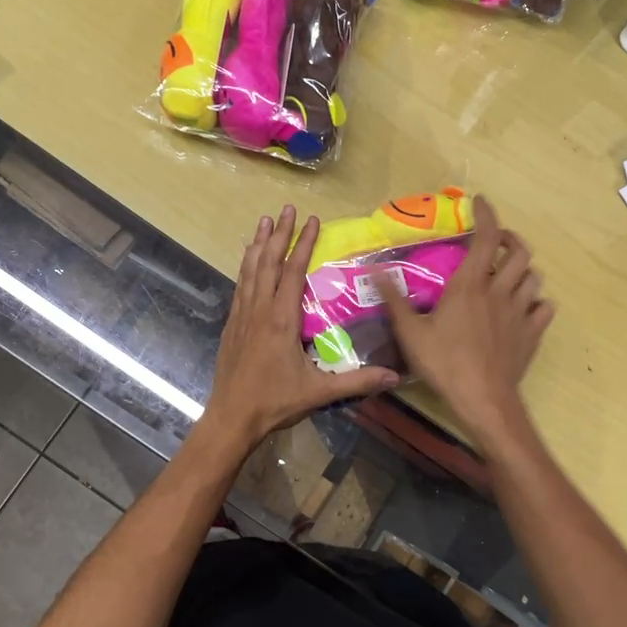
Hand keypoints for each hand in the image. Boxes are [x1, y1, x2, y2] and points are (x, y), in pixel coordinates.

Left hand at [201, 207, 399, 450]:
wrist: (231, 417)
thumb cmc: (274, 402)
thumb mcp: (319, 392)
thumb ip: (357, 381)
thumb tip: (395, 376)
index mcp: (281, 320)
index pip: (293, 272)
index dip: (303, 244)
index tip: (311, 221)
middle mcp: (259, 310)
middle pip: (268, 263)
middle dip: (278, 234)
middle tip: (285, 209)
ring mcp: (242, 316)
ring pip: (249, 271)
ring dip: (258, 245)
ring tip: (264, 222)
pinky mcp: (232, 326)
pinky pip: (240, 286)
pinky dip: (245, 267)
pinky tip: (247, 260)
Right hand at [376, 197, 553, 442]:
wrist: (483, 399)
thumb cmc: (444, 363)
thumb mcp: (410, 332)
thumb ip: (394, 299)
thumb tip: (375, 271)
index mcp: (470, 285)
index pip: (486, 237)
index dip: (487, 215)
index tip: (481, 202)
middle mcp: (500, 291)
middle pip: (520, 252)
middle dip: (511, 240)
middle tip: (496, 242)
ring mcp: (520, 312)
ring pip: (534, 278)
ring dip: (523, 270)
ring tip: (509, 274)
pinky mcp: (532, 333)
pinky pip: (544, 308)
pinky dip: (537, 302)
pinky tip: (526, 308)